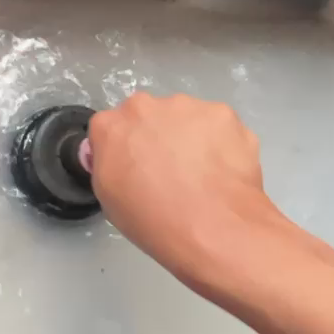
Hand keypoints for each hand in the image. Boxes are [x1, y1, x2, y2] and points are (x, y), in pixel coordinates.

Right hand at [87, 93, 301, 299]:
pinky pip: (217, 125)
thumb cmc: (152, 220)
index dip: (125, 149)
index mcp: (110, 126)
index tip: (137, 170)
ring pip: (185, 117)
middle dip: (156, 135)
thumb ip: (108, 164)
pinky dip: (221, 142)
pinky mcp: (222, 113)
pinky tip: (225, 169)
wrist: (212, 228)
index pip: (111, 128)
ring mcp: (186, 106)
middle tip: (171, 170)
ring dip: (189, 136)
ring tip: (204, 173)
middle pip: (147, 116)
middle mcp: (144, 106)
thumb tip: (120, 155)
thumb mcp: (109, 197)